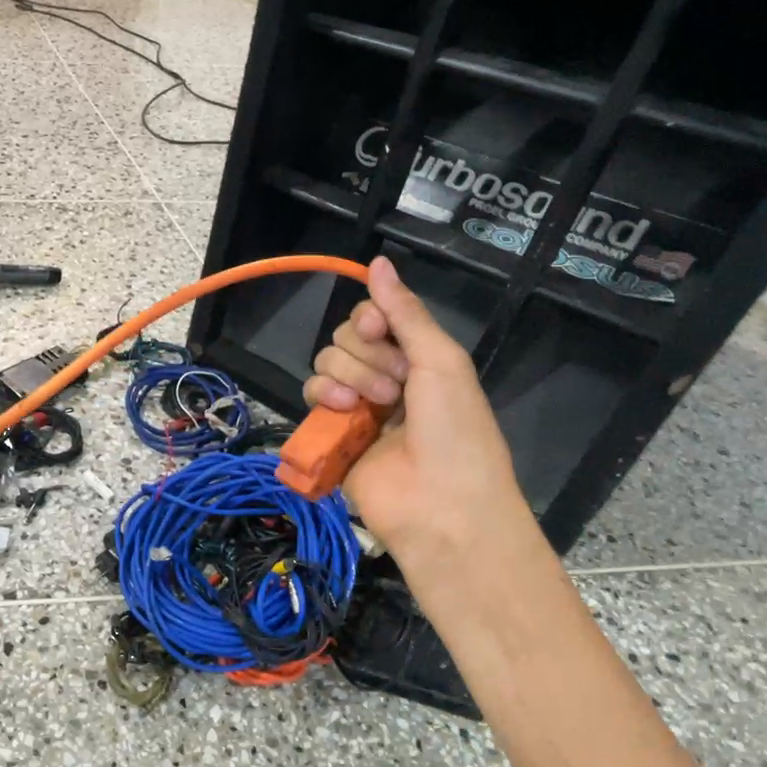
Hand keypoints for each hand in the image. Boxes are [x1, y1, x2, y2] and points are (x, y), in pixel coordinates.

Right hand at [303, 256, 534, 564]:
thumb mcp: (441, 362)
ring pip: (326, 362)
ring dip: (348, 377)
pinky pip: (310, 394)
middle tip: (396, 386)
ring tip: (373, 407)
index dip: (372, 319)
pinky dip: (324, 396)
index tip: (381, 333)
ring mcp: (356, 406)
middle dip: (367, 356)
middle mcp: (385, 378)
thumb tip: (378, 260)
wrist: (441, 505)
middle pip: (347, 337)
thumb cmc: (455, 431)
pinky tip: (345, 413)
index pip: (375, 318)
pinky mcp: (331, 433)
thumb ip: (405, 312)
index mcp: (418, 360)